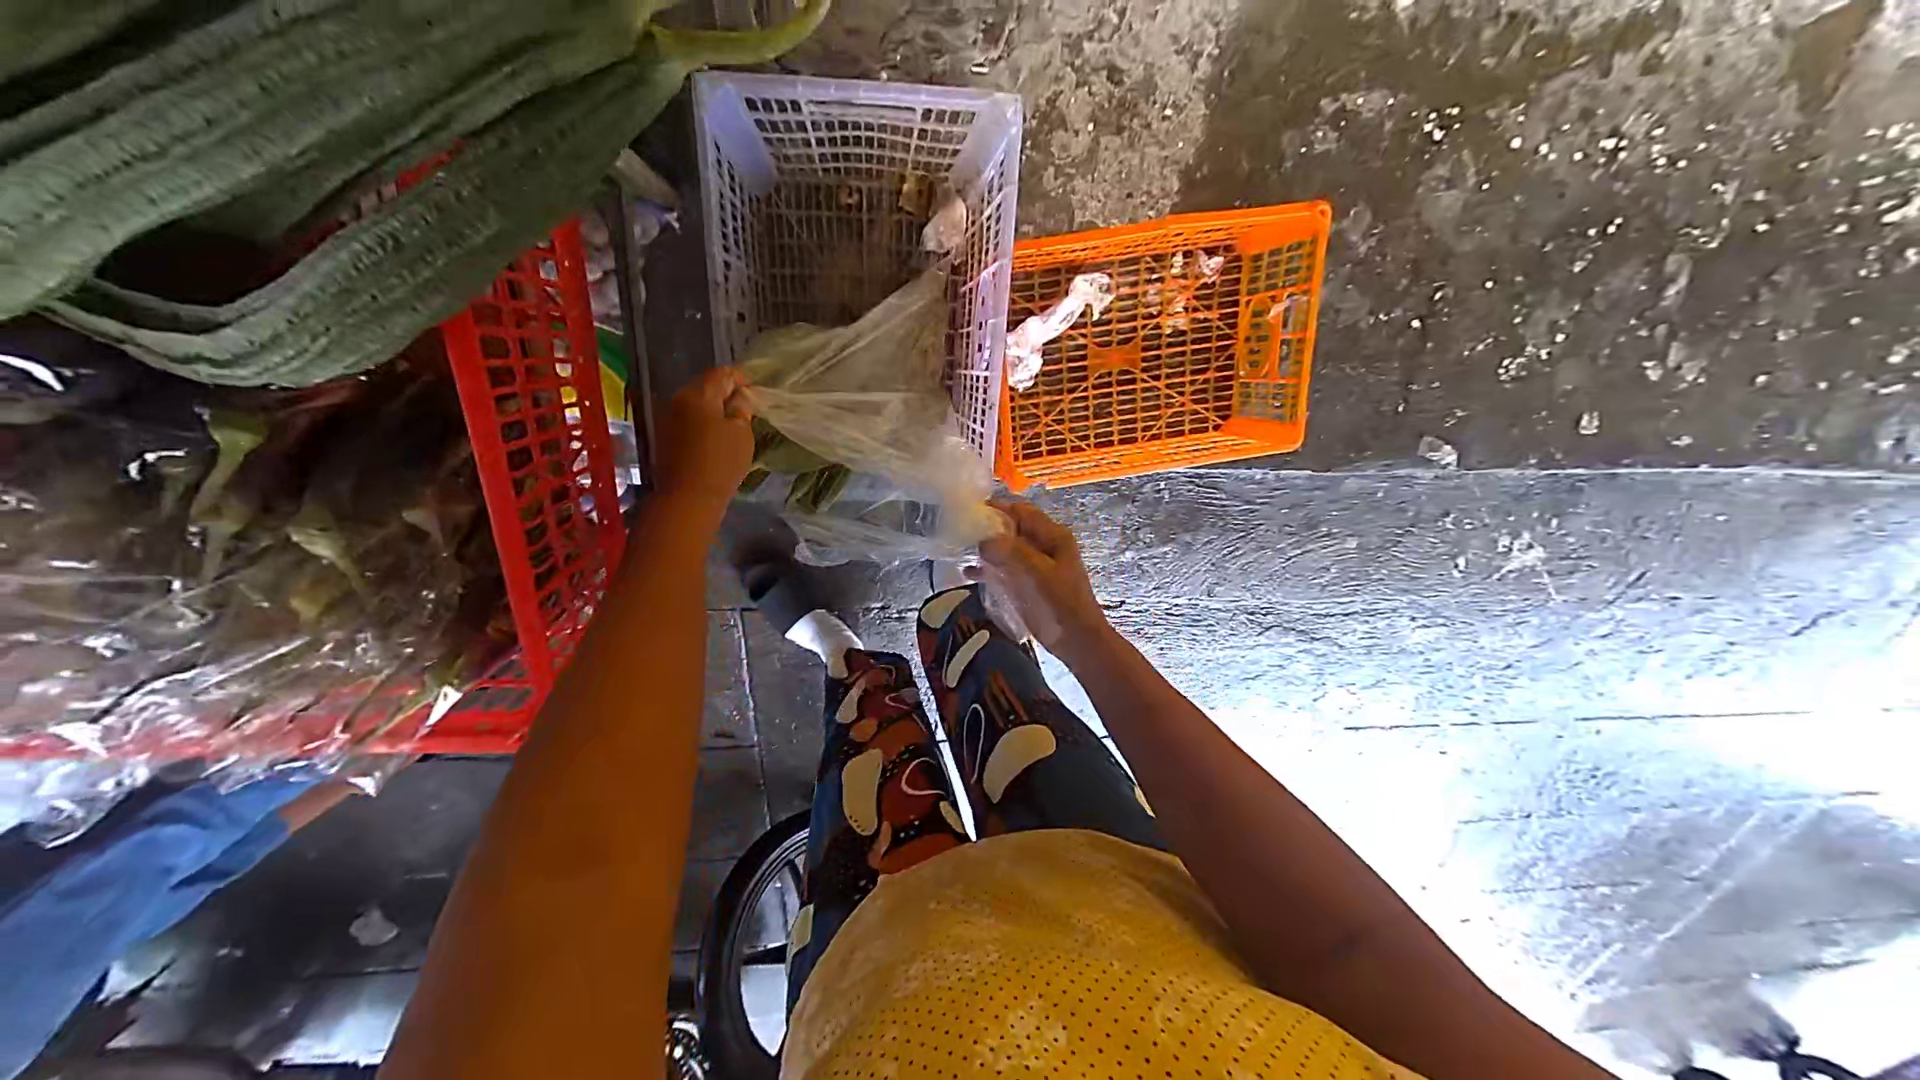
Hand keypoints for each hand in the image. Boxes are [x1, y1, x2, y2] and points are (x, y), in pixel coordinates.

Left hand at [657, 367, 753, 508]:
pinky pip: (687, 419)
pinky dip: (702, 422)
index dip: (742, 380)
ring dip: (713, 409)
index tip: (756, 395)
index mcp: (699, 393)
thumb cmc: (721, 463)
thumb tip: (741, 395)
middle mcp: (678, 398)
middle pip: (706, 385)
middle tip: (746, 410)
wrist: (687, 498)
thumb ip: (742, 407)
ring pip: (695, 403)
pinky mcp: (664, 435)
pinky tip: (714, 438)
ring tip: (731, 426)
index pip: (723, 373)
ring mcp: (667, 416)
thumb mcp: (742, 433)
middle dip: (726, 393)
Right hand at [975, 498, 1112, 658]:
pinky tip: (969, 573)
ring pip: (1007, 549)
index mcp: (1053, 537)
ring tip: (959, 549)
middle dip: (988, 528)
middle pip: (1013, 529)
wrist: (1077, 642)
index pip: (1022, 512)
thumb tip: (984, 540)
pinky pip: (1005, 569)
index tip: (970, 511)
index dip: (998, 508)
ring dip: (986, 549)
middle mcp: (1044, 547)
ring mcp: (1036, 566)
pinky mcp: (1028, 585)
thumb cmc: (1062, 606)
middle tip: (959, 530)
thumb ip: (1011, 553)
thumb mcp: (1038, 574)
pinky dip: (989, 569)